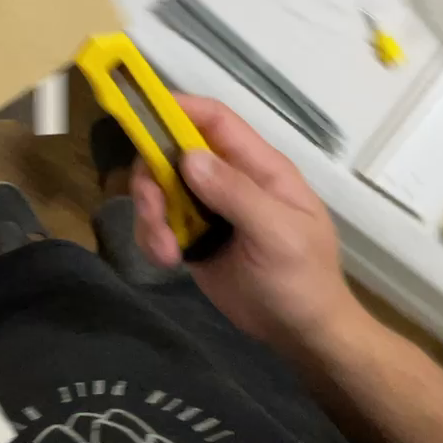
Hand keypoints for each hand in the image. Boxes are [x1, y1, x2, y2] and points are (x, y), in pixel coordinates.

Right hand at [130, 96, 364, 355]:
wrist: (300, 333)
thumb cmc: (302, 280)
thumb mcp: (278, 235)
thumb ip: (236, 194)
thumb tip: (188, 158)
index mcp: (259, 167)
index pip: (215, 120)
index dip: (178, 109)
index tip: (139, 113)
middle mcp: (228, 178)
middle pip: (172, 153)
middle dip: (152, 179)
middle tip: (153, 212)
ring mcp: (207, 207)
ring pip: (158, 188)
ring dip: (149, 215)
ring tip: (165, 251)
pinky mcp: (191, 235)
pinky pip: (157, 221)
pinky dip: (151, 237)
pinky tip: (167, 261)